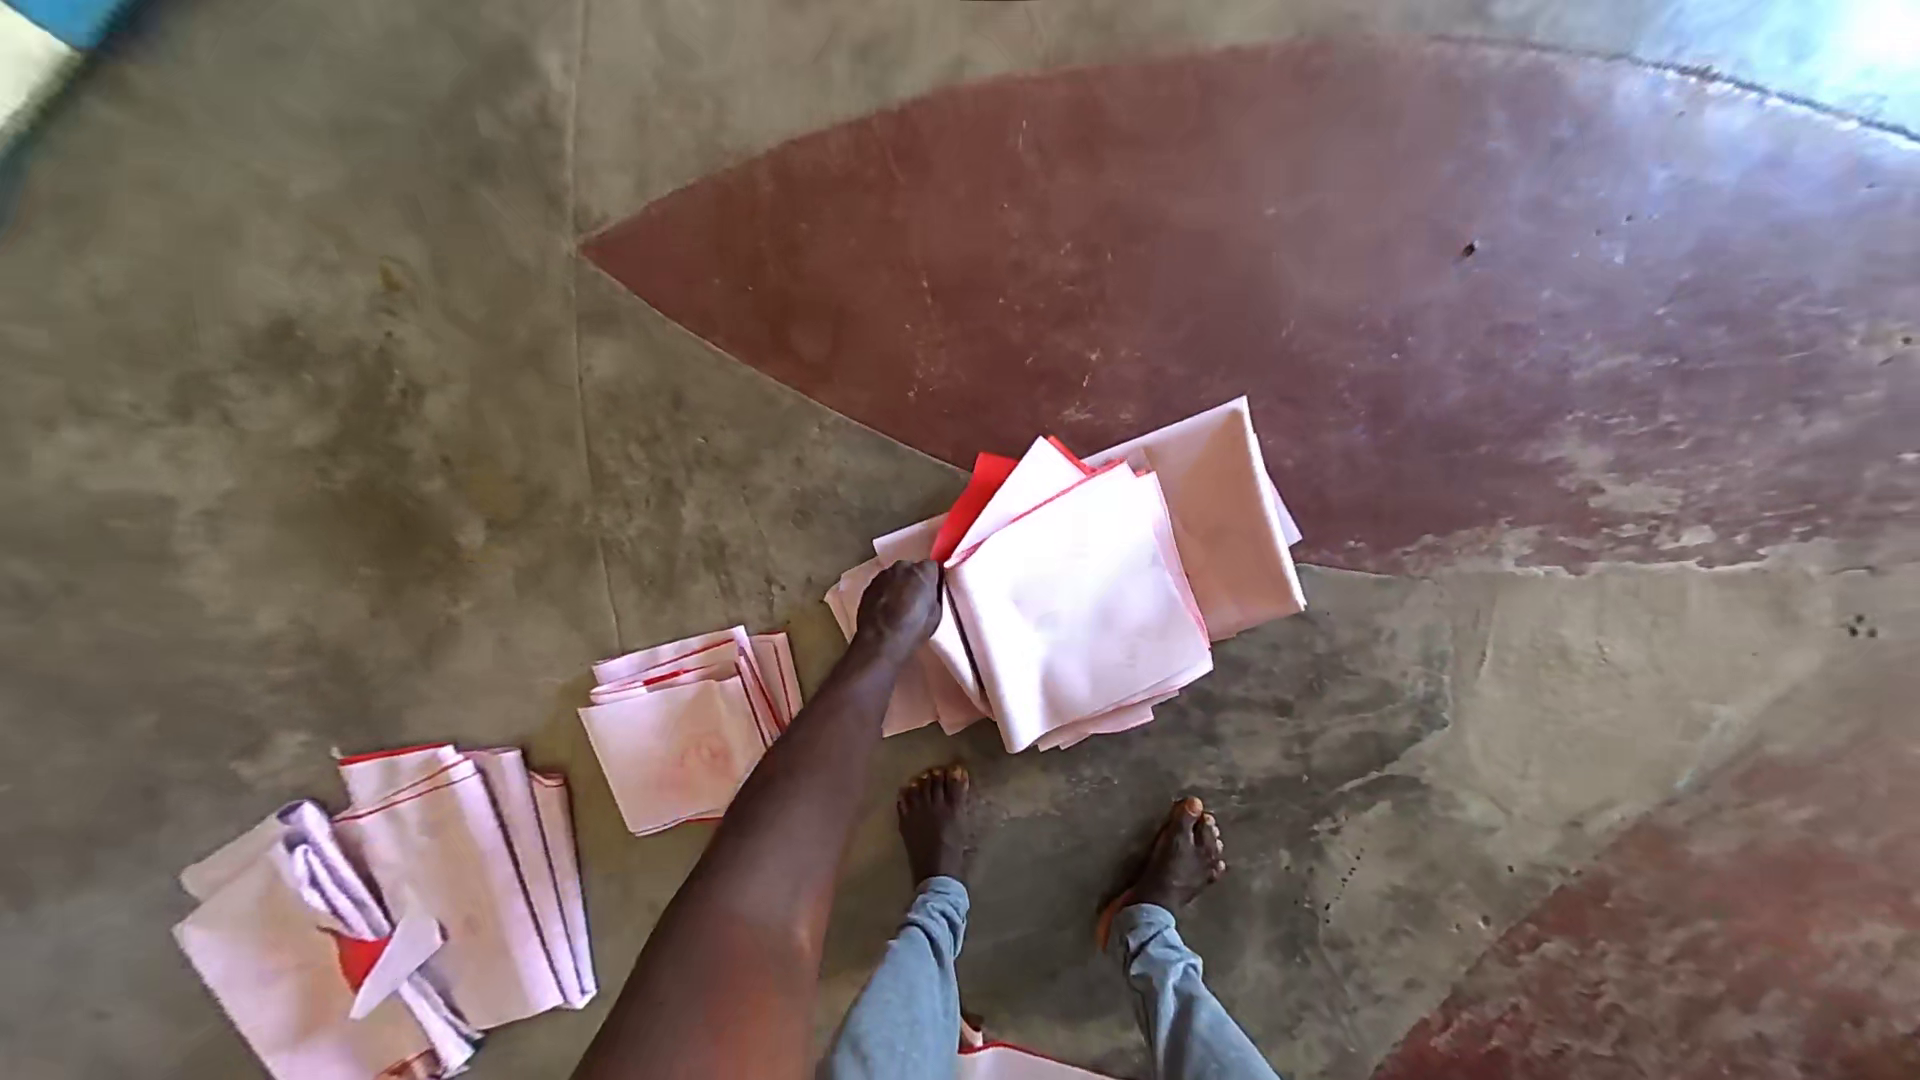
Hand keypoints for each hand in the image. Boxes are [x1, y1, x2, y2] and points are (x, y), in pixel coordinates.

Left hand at [852, 560, 942, 664]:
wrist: (880, 641)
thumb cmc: (913, 629)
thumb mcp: (936, 613)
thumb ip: (934, 594)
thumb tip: (930, 590)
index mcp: (922, 571)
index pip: (932, 566)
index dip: (933, 579)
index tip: (932, 590)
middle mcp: (902, 567)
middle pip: (912, 568)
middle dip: (914, 580)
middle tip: (916, 599)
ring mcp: (883, 575)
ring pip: (896, 576)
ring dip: (899, 585)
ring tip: (899, 606)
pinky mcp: (868, 585)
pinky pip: (882, 584)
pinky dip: (885, 592)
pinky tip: (885, 609)